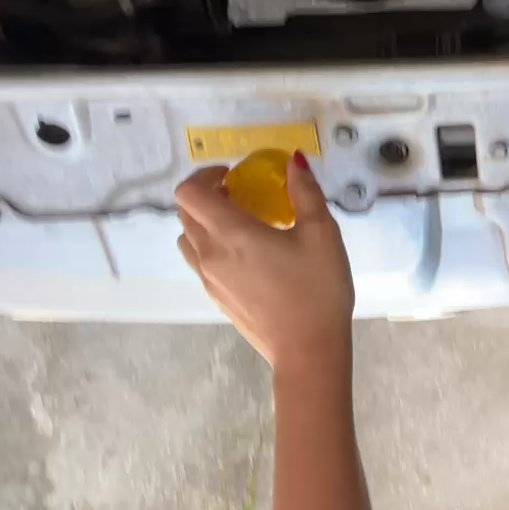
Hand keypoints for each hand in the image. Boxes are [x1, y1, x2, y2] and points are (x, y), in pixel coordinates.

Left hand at [175, 152, 355, 379]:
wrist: (308, 348)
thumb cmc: (318, 287)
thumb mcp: (322, 233)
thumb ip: (306, 193)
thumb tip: (294, 161)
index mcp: (232, 233)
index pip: (190, 192)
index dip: (206, 174)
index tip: (236, 175)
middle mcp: (210, 253)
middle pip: (186, 212)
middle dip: (209, 194)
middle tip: (245, 194)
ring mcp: (208, 278)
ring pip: (189, 237)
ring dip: (207, 221)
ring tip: (245, 224)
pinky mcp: (216, 297)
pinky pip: (200, 260)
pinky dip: (214, 245)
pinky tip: (251, 255)